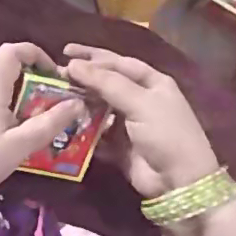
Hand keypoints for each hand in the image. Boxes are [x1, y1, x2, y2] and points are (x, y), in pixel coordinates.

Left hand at [0, 43, 85, 200]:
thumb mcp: (20, 144)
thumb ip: (51, 123)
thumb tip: (77, 103)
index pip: (12, 51)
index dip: (37, 54)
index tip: (56, 74)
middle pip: (7, 63)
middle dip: (34, 72)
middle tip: (55, 93)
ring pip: (2, 82)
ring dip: (25, 90)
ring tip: (47, 111)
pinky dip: (14, 103)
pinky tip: (26, 126)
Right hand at [63, 44, 219, 198]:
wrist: (179, 181)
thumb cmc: (166, 134)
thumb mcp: (139, 103)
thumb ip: (106, 83)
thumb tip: (73, 65)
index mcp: (152, 83)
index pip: (119, 63)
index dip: (93, 56)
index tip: (65, 53)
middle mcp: (141, 99)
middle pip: (108, 83)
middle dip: (83, 78)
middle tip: (56, 74)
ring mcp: (129, 123)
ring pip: (99, 107)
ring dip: (80, 103)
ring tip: (56, 98)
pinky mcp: (119, 146)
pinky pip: (96, 133)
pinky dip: (82, 129)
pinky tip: (64, 124)